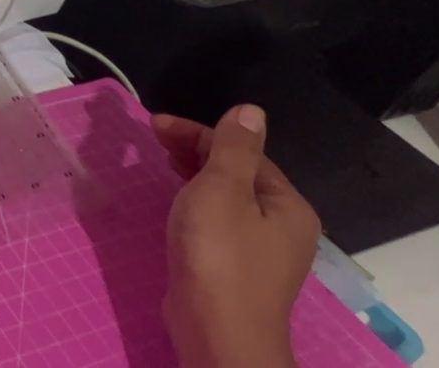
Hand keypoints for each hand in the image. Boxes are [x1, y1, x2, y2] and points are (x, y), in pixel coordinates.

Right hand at [152, 105, 320, 367]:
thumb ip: (233, 149)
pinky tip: (175, 202)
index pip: (244, 152)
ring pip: (227, 195)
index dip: (199, 133)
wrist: (217, 327)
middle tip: (150, 138)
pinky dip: (195, 199)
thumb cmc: (218, 252)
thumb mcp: (222, 190)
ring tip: (159, 162)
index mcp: (288, 205)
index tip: (152, 124)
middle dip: (195, 150)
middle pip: (238, 172)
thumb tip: (251, 111)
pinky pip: (218, 217)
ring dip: (193, 172)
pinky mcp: (236, 265)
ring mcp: (262, 249)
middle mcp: (284, 225)